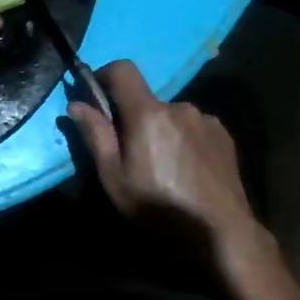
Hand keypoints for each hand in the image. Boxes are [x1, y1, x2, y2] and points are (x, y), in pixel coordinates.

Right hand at [67, 60, 262, 248]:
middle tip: (127, 152)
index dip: (104, 75)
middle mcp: (179, 107)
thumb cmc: (157, 205)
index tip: (95, 97)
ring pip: (170, 115)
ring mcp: (205, 120)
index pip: (123, 69)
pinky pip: (192, 126)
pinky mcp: (223, 135)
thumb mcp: (114, 176)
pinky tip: (184, 168)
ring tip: (160, 165)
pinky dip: (181, 138)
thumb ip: (95, 135)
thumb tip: (76, 104)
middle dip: (131, 117)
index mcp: (148, 113)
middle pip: (146, 99)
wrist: (219, 230)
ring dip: (159, 129)